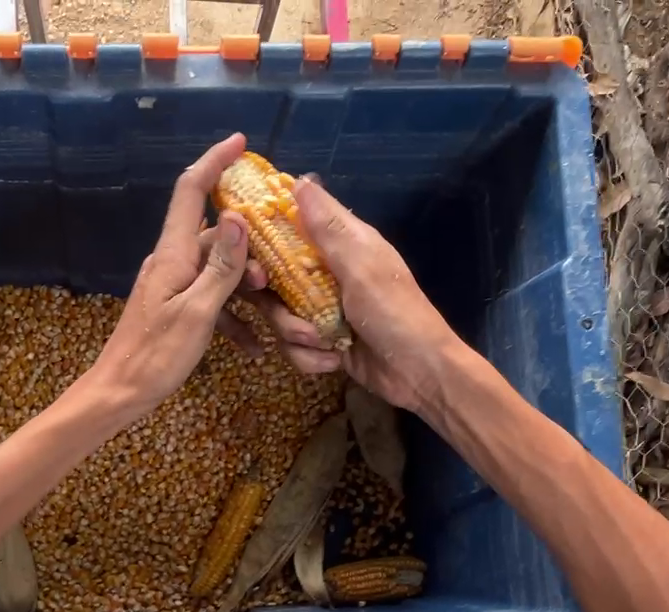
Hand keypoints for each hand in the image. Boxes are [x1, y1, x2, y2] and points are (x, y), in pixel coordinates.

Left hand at [83, 133, 264, 417]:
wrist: (120, 394)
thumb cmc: (155, 355)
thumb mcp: (196, 312)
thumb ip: (220, 267)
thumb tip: (236, 217)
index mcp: (173, 254)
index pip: (191, 190)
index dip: (215, 162)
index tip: (241, 143)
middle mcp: (172, 262)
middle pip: (215, 237)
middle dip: (249, 248)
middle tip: (277, 272)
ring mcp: (173, 288)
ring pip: (218, 273)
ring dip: (246, 291)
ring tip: (276, 313)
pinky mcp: (176, 311)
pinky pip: (211, 305)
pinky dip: (233, 321)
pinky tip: (255, 348)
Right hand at [248, 178, 467, 414]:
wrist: (418, 373)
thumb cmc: (395, 313)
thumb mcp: (362, 266)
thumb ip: (329, 228)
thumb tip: (298, 181)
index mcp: (341, 244)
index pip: (293, 223)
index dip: (265, 233)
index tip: (250, 252)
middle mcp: (327, 273)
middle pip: (274, 276)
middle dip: (274, 300)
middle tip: (278, 308)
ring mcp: (322, 310)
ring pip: (280, 316)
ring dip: (296, 334)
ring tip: (321, 342)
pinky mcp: (322, 342)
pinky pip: (294, 346)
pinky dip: (309, 357)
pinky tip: (333, 360)